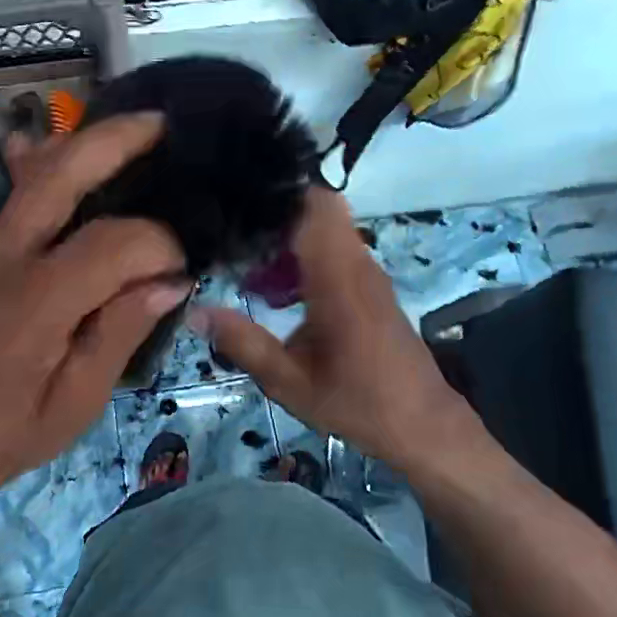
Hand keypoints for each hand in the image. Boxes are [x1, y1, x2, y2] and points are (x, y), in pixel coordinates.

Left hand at [0, 114, 189, 520]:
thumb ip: (121, 333)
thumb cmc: (6, 436)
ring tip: (129, 129)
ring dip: (83, 143)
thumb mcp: (77, 402)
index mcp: (34, 304)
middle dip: (114, 141)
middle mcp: (6, 260)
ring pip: (35, 175)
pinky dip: (40, 162)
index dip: (159, 246)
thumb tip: (171, 280)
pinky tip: (46, 142)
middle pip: (60, 176)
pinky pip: (16, 195)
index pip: (112, 245)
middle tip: (164, 125)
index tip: (185, 268)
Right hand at [194, 188, 480, 473]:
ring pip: (328, 228)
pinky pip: (336, 248)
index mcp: (337, 279)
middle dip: (278, 215)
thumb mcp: (289, 381)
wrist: (421, 421)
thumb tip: (196, 312)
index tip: (240, 205)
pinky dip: (308, 254)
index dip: (280, 195)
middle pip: (319, 209)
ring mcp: (369, 272)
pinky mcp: (372, 285)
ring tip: (253, 263)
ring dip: (292, 237)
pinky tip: (282, 288)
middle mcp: (357, 264)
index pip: (315, 206)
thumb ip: (243, 342)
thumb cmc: (356, 402)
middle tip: (238, 237)